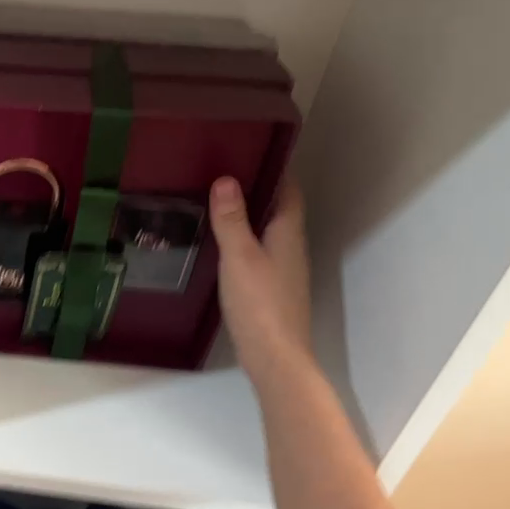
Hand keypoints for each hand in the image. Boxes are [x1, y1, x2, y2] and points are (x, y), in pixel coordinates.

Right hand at [210, 176, 312, 387]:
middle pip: (279, 210)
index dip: (273, 170)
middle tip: (223, 174)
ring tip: (217, 205)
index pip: (287, 190)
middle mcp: (292, 247)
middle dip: (257, 191)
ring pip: (269, 232)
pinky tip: (223, 247)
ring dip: (249, 217)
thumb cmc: (259, 303)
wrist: (274, 356)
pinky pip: (260, 252)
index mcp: (288, 233)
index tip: (248, 152)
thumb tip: (226, 179)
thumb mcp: (239, 257)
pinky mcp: (273, 289)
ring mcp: (285, 270)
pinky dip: (245, 240)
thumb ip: (232, 219)